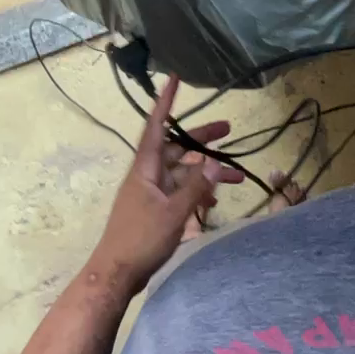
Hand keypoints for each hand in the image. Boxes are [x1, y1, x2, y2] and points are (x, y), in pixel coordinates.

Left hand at [88, 78, 242, 295]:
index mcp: (146, 168)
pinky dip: (197, 194)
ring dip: (206, 174)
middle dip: (202, 139)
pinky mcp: (154, 211)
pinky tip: (214, 205)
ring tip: (238, 178)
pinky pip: (179, 194)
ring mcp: (150, 194)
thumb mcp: (174, 213)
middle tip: (229, 130)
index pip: (157, 126)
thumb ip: (196, 187)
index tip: (174, 80)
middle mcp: (147, 175)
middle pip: (177, 149)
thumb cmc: (141, 239)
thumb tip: (215, 161)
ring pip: (183, 174)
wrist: (116, 273)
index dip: (166, 102)